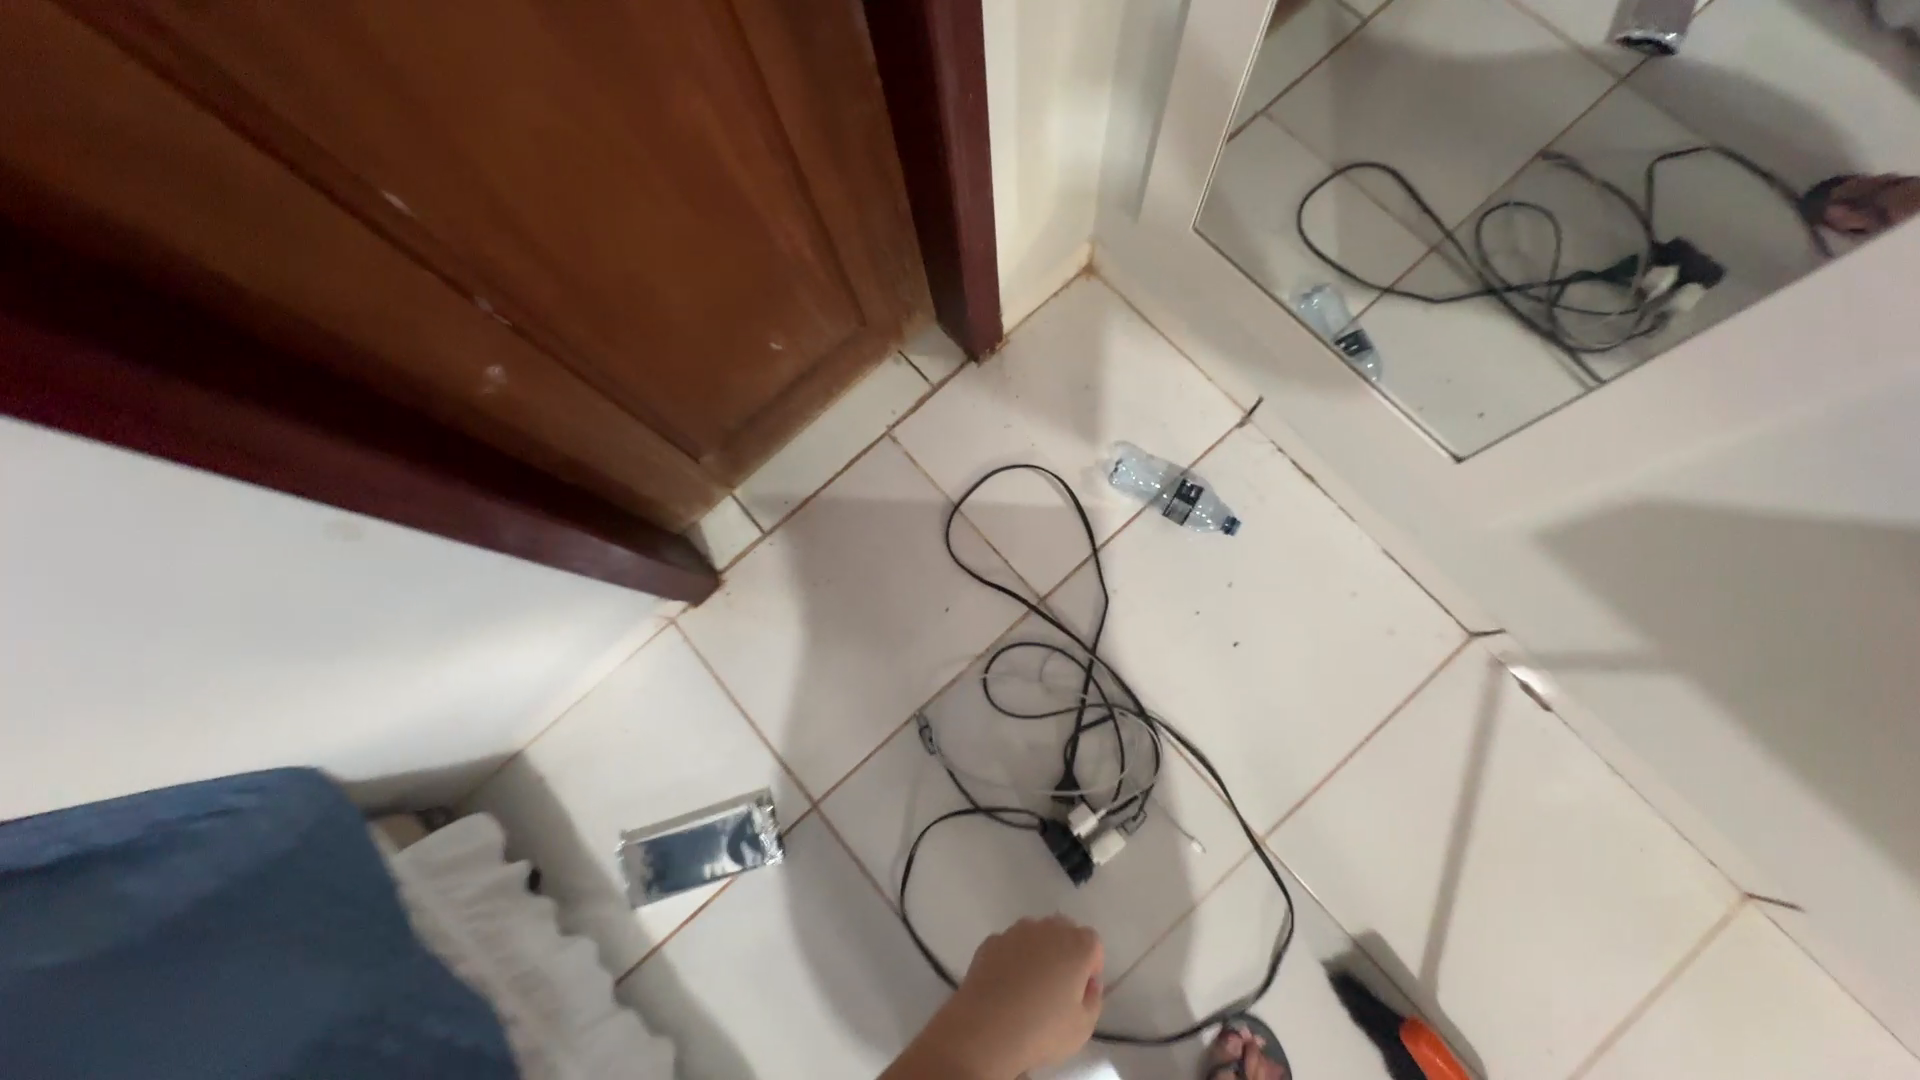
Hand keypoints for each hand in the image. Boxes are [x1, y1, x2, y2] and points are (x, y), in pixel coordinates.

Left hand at [909, 916, 1104, 1079]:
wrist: (987, 1027)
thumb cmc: (1042, 1028)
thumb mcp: (1083, 1027)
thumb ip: (1093, 999)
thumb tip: (1088, 984)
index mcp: (1077, 946)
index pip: (1093, 943)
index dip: (1091, 965)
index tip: (1082, 989)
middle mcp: (1048, 929)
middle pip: (1064, 931)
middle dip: (1066, 952)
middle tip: (1059, 985)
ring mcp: (1016, 931)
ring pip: (1035, 934)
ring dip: (1038, 951)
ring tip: (1030, 985)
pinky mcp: (991, 940)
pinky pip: (1010, 945)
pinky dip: (1012, 958)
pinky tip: (1007, 984)